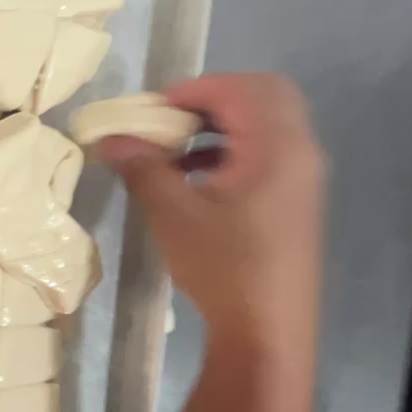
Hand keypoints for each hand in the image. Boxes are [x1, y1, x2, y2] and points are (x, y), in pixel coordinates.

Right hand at [95, 73, 326, 353]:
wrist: (266, 321)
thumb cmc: (222, 265)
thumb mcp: (174, 216)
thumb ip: (144, 170)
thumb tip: (112, 139)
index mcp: (276, 147)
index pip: (242, 90)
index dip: (194, 89)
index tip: (147, 108)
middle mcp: (298, 150)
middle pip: (262, 97)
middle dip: (209, 100)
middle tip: (161, 119)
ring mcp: (299, 174)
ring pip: (263, 124)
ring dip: (216, 125)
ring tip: (169, 148)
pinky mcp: (290, 196)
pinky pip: (262, 152)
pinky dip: (226, 149)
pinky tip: (190, 176)